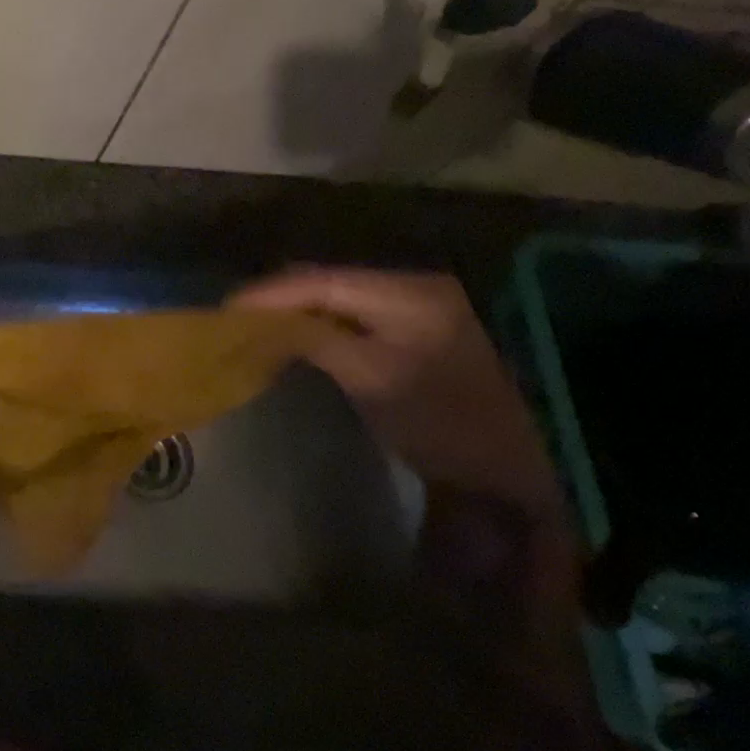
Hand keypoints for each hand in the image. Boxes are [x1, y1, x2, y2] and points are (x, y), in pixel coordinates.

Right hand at [231, 268, 562, 520]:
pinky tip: (294, 339)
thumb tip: (265, 323)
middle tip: (230, 320)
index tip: (220, 312)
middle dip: (275, 299)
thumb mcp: (374, 381)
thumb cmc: (449, 422)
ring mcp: (418, 309)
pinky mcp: (417, 333)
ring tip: (252, 328)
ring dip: (294, 312)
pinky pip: (352, 316)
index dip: (266, 294)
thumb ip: (317, 341)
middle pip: (325, 283)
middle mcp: (413, 287)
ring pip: (336, 299)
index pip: (318, 281)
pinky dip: (318, 325)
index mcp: (405, 293)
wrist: (528, 469)